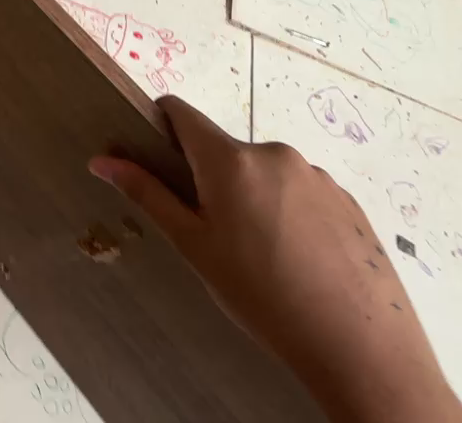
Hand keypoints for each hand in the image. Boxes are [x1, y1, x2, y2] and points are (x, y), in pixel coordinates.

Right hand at [89, 96, 461, 422]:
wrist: (362, 349)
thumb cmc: (261, 294)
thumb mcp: (192, 245)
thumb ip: (147, 193)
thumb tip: (100, 160)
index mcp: (229, 159)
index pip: (181, 112)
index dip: (162, 125)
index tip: (159, 158)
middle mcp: (273, 153)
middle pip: (225, 149)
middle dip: (212, 177)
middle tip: (216, 232)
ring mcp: (318, 176)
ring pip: (264, 173)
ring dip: (253, 195)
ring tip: (264, 254)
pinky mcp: (350, 201)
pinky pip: (302, 191)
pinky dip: (290, 212)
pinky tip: (301, 260)